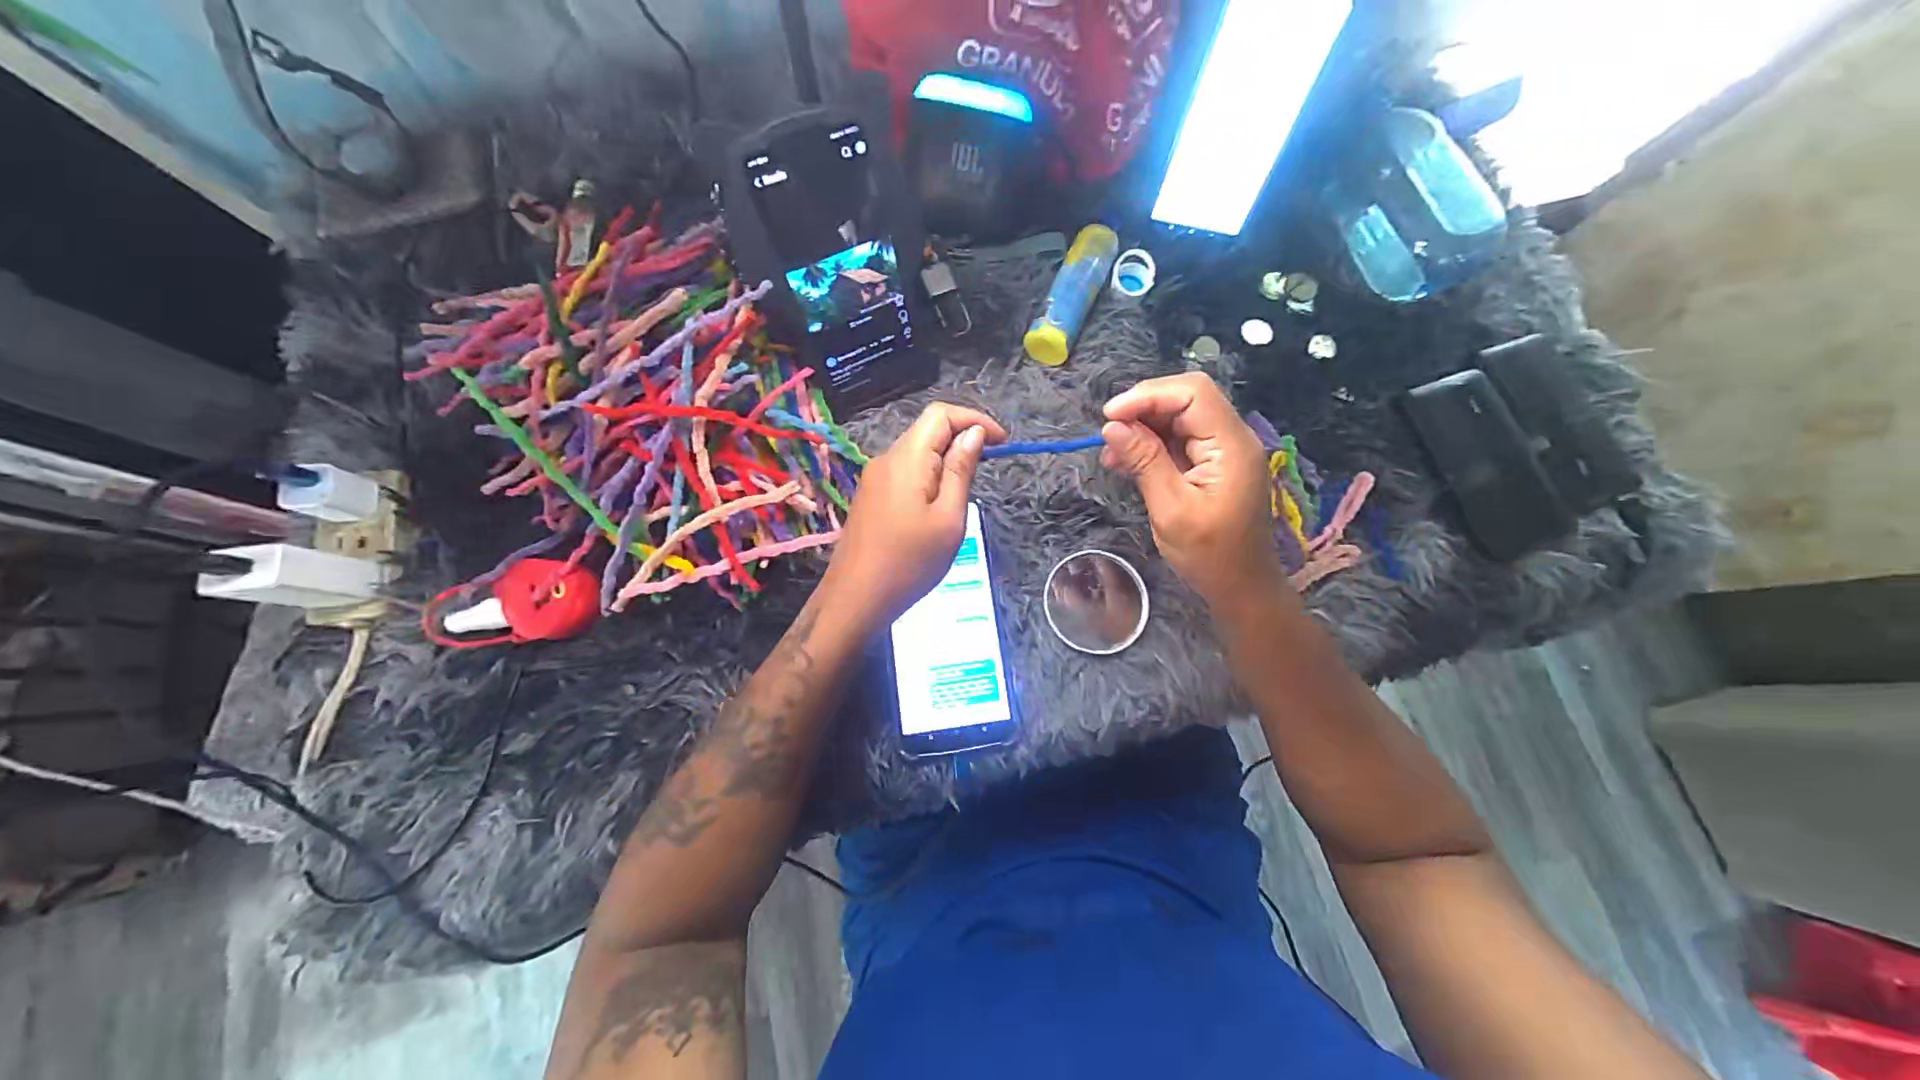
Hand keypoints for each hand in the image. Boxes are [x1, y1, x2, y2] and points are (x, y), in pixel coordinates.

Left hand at [822, 402, 1005, 625]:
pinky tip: (939, 503)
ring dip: (946, 458)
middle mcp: (887, 459)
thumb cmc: (910, 562)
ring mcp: (875, 478)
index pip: (941, 414)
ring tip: (967, 489)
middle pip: (927, 429)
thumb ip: (961, 471)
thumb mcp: (948, 518)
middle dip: (962, 437)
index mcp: (907, 459)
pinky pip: (905, 471)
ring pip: (916, 451)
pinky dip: (929, 474)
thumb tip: (974, 434)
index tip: (1003, 442)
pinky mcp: (871, 496)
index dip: (975, 419)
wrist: (856, 598)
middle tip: (990, 465)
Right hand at [1100, 373, 1280, 607]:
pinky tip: (1126, 462)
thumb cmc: (1209, 555)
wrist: (1241, 587)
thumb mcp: (1171, 509)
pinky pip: (1180, 440)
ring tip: (1112, 453)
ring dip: (1143, 428)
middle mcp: (1233, 438)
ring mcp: (1224, 450)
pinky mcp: (1214, 464)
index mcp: (1231, 445)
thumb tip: (1112, 427)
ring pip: (1180, 418)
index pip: (1192, 393)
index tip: (1109, 417)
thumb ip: (1144, 461)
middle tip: (1109, 432)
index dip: (1148, 395)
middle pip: (1187, 399)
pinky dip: (1152, 444)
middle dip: (1143, 408)